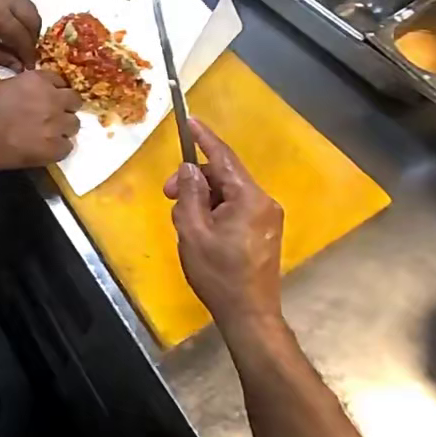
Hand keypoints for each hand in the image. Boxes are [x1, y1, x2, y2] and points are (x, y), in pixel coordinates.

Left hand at [0, 0, 40, 69]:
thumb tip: (19, 67)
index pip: (24, 38)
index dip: (28, 55)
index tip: (29, 67)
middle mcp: (10, 1)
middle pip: (34, 22)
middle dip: (33, 41)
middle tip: (25, 55)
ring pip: (33, 11)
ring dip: (32, 28)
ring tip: (22, 41)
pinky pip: (27, 3)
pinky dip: (27, 16)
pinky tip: (17, 26)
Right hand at [0, 68, 82, 175]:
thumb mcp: (5, 85)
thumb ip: (25, 87)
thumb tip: (31, 96)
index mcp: (39, 80)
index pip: (59, 80)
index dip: (55, 90)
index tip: (48, 97)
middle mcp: (54, 98)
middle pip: (74, 100)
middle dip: (66, 107)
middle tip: (53, 116)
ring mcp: (57, 124)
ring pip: (74, 124)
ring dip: (64, 128)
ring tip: (50, 135)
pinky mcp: (55, 148)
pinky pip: (68, 147)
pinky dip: (59, 148)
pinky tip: (46, 149)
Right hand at [165, 120, 285, 335]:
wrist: (249, 315)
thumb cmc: (218, 274)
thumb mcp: (193, 230)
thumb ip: (189, 193)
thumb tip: (189, 169)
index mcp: (248, 197)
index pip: (223, 157)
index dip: (204, 138)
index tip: (190, 121)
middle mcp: (263, 201)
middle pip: (224, 175)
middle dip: (194, 179)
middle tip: (168, 194)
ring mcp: (267, 216)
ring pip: (229, 191)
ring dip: (203, 196)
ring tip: (183, 218)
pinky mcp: (264, 230)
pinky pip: (236, 206)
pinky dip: (215, 207)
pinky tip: (200, 226)